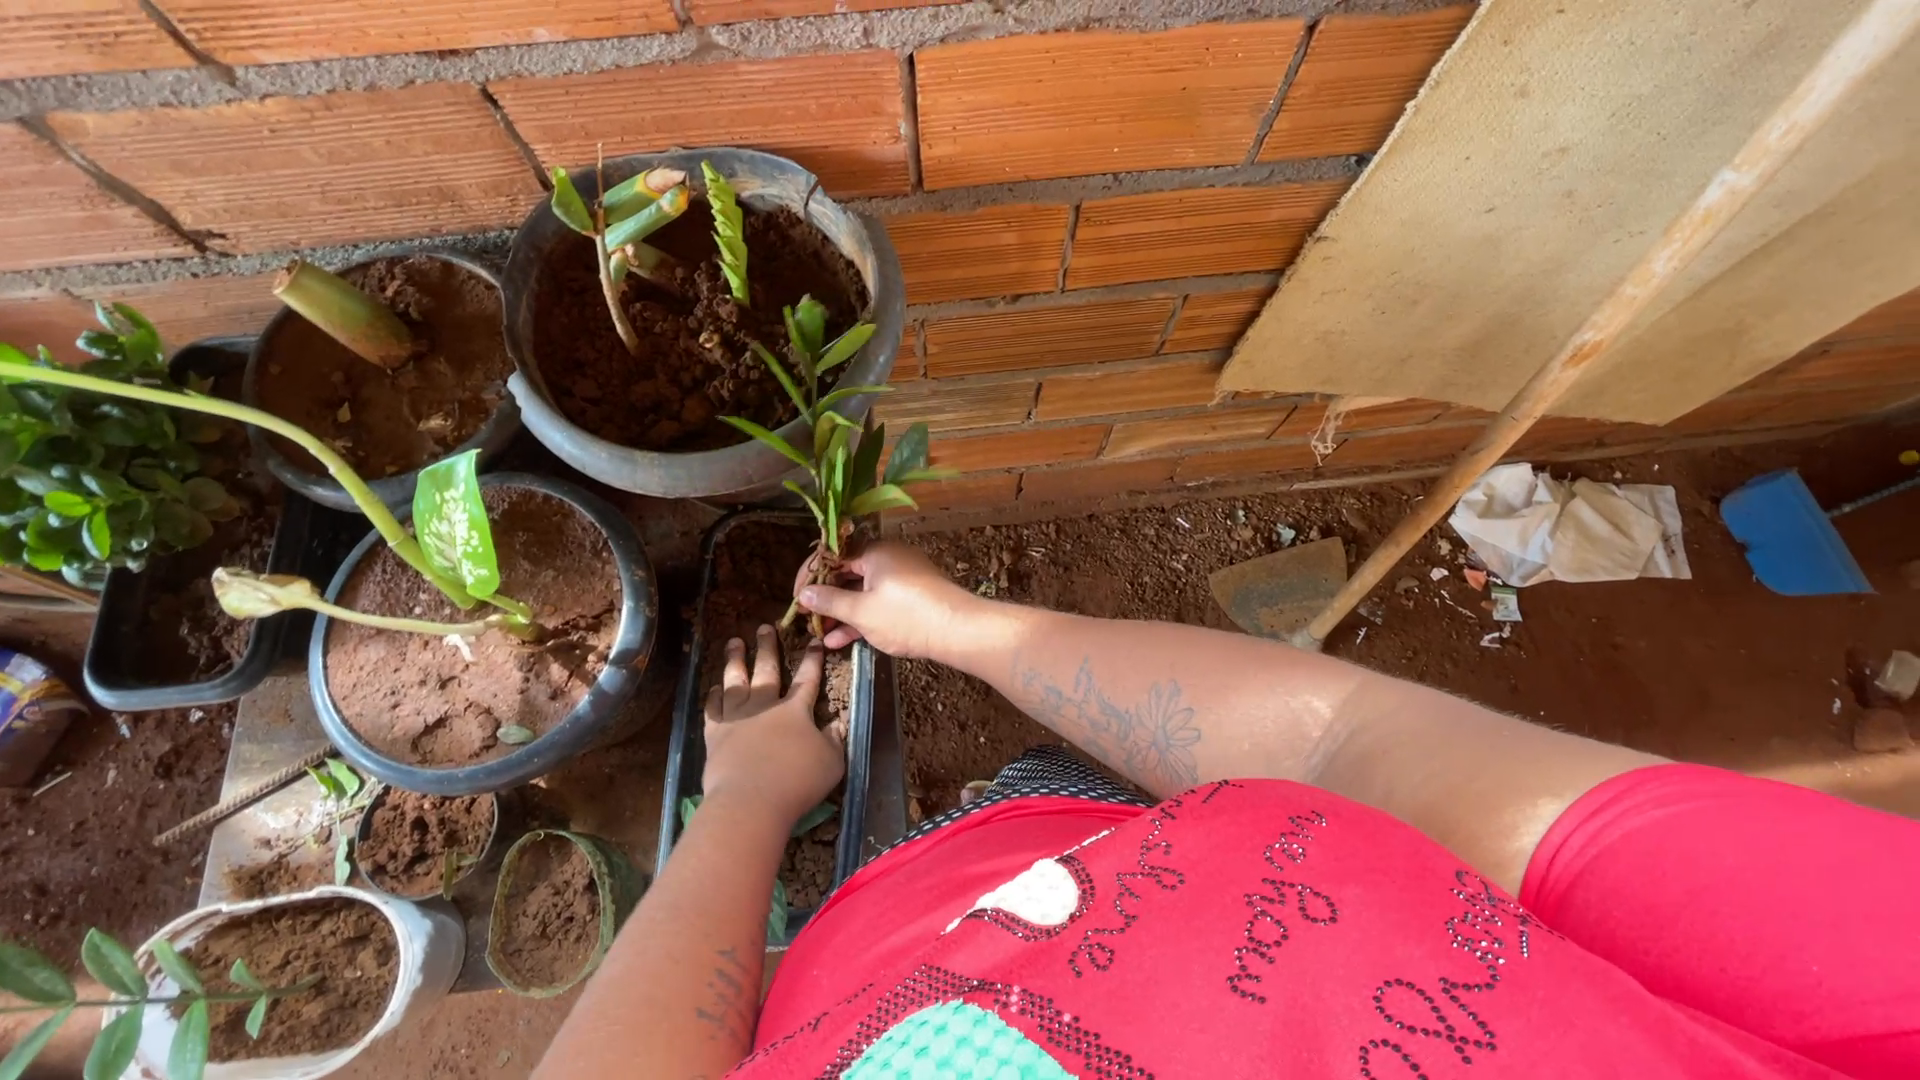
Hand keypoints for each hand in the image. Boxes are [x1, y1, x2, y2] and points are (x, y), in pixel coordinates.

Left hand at [702, 626, 845, 824]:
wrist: (750, 799)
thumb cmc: (797, 781)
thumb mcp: (831, 762)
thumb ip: (834, 740)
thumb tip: (838, 724)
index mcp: (796, 710)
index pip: (807, 677)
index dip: (811, 658)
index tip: (813, 640)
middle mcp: (765, 705)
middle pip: (767, 669)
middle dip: (768, 647)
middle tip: (764, 627)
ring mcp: (737, 718)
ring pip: (735, 681)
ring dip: (735, 660)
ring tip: (734, 642)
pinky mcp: (715, 734)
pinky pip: (713, 709)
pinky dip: (714, 696)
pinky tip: (714, 687)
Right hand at [794, 542, 976, 658]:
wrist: (958, 630)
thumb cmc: (906, 616)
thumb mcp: (861, 612)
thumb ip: (830, 601)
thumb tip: (805, 595)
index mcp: (875, 551)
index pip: (833, 556)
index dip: (811, 577)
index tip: (797, 599)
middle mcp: (888, 558)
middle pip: (848, 574)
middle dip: (826, 598)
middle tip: (807, 619)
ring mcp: (902, 578)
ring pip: (863, 592)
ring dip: (842, 613)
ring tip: (821, 633)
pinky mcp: (912, 598)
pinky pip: (879, 603)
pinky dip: (862, 618)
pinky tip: (841, 640)